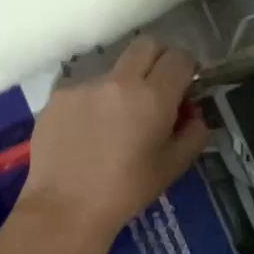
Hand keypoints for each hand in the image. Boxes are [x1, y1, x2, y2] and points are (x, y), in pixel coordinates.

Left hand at [17, 37, 210, 249]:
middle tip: (157, 87)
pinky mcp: (59, 95)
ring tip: (116, 118)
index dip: (187, 68)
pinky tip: (88, 130)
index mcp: (153, 97)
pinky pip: (86, 87)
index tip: (186, 85)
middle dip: (158, 59)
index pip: (180, 58)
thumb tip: (194, 113)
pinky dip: (95, 100)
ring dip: (124, 83)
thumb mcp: (173, 166)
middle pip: (147, 45)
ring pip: (114, 68)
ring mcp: (85, 85)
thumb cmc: (126, 191)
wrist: (65, 209)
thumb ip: (194, 133)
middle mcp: (119, 80)